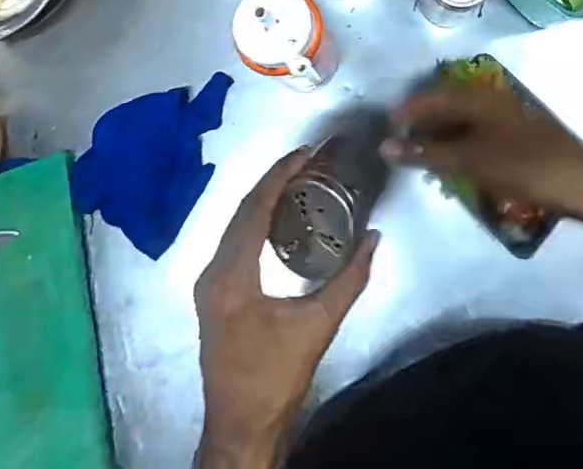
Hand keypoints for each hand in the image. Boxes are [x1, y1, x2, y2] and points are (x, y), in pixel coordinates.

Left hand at [195, 148, 378, 467]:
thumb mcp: (319, 326)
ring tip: (295, 181)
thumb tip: (375, 238)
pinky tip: (277, 217)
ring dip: (262, 199)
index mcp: (231, 276)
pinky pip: (232, 242)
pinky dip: (255, 220)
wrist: (240, 429)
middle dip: (271, 181)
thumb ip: (350, 279)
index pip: (253, 209)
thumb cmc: (276, 376)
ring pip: (233, 225)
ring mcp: (207, 285)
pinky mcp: (213, 295)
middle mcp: (212, 273)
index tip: (304, 155)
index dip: (278, 176)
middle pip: (240, 212)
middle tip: (304, 162)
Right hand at [380, 81, 582, 218]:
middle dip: (425, 124)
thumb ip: (427, 153)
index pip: (434, 97)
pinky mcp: (518, 135)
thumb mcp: (470, 161)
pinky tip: (458, 165)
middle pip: (449, 106)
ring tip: (425, 158)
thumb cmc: (522, 166)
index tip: (388, 127)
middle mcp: (493, 99)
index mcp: (480, 98)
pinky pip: (480, 134)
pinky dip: (462, 146)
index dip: (409, 110)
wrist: (579, 182)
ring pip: (465, 121)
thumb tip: (386, 145)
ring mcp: (508, 116)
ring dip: (443, 137)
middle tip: (404, 144)